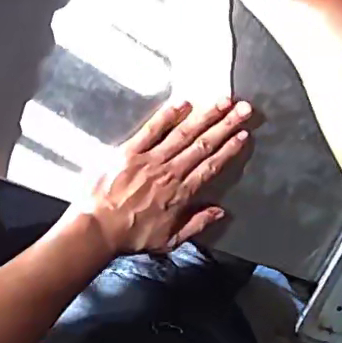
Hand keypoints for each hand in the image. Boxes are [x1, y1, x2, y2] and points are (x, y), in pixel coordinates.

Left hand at [72, 98, 252, 255]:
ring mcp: (149, 160)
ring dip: (205, 116)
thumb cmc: (131, 237)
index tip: (244, 135)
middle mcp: (169, 172)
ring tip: (223, 102)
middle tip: (244, 109)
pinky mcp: (128, 152)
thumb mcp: (169, 240)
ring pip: (183, 134)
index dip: (229, 149)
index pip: (211, 166)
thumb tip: (220, 211)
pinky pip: (151, 130)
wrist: (96, 229)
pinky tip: (183, 103)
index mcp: (181, 194)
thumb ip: (196, 224)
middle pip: (203, 145)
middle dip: (226, 126)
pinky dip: (167, 116)